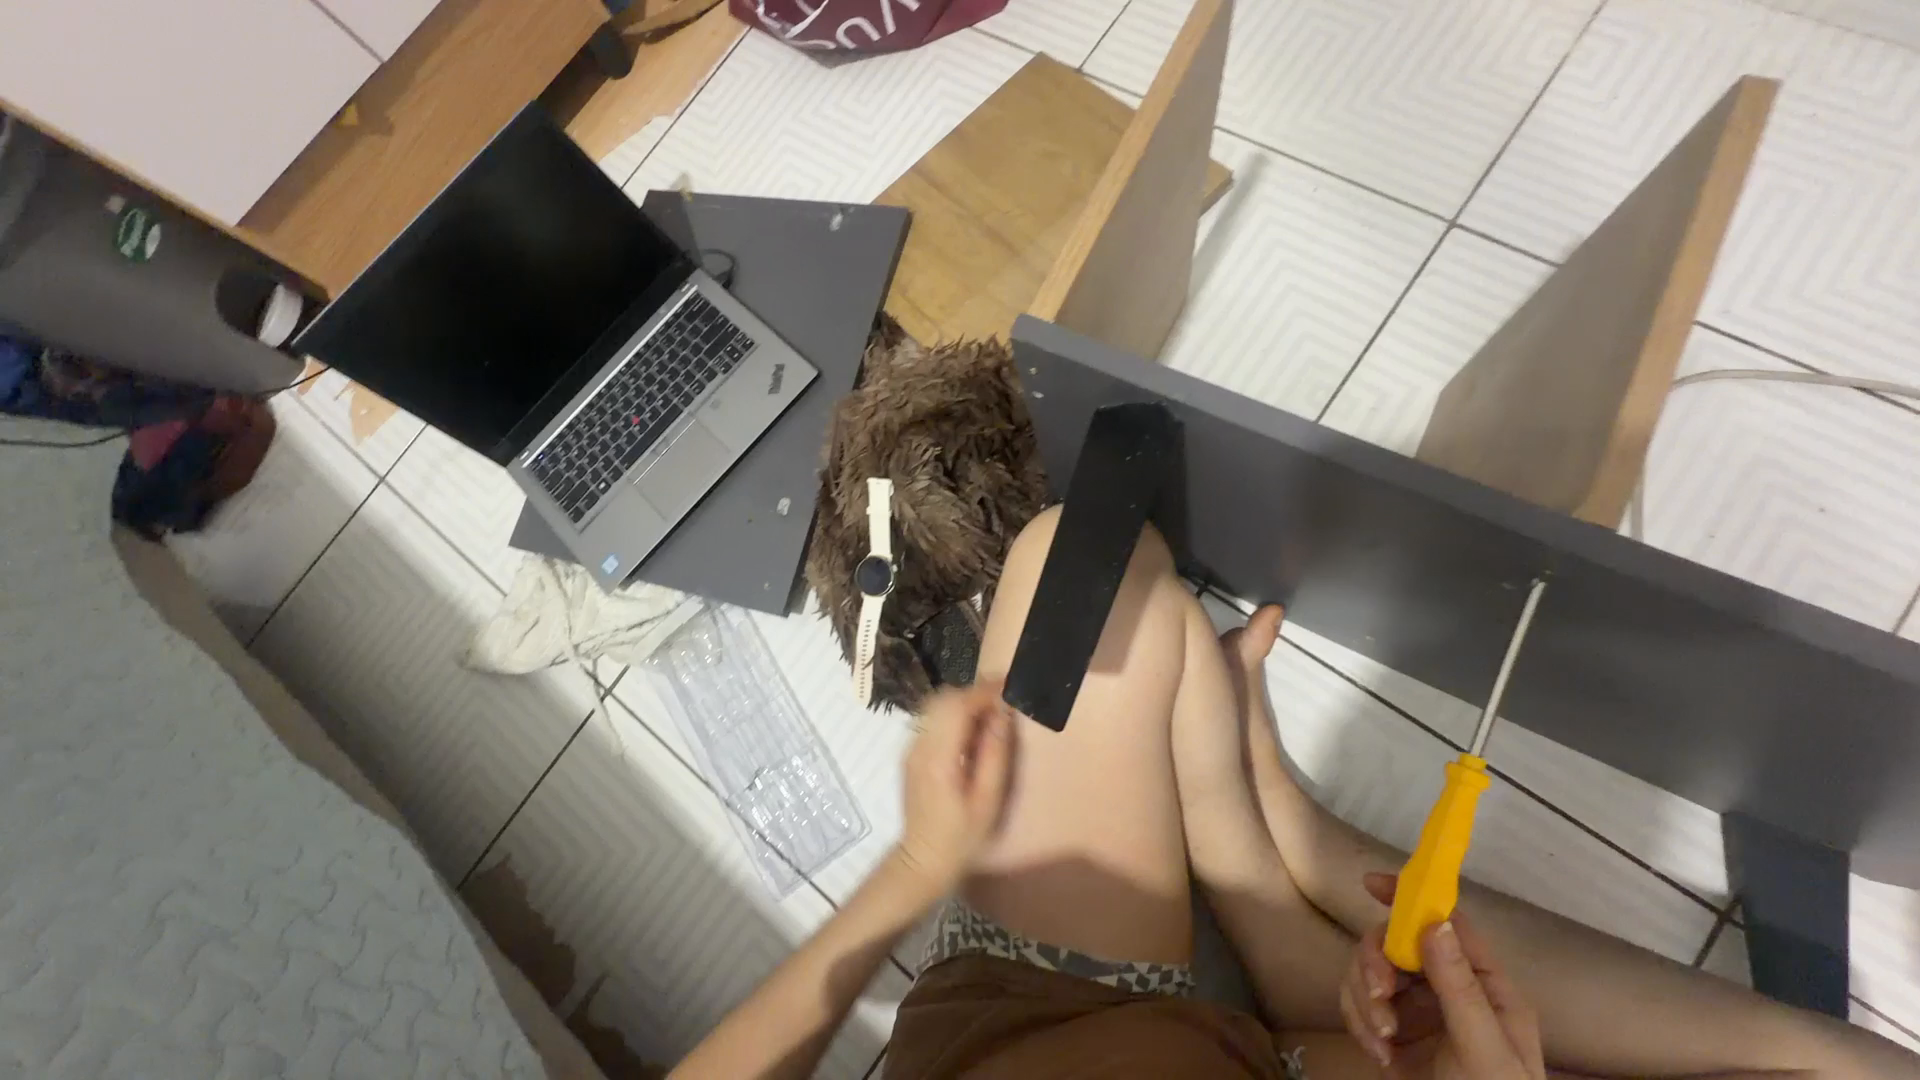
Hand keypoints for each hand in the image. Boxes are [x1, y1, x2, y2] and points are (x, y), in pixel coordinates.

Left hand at [891, 684, 1014, 902]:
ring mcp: (911, 747)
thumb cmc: (962, 835)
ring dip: (964, 701)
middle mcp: (919, 745)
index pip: (958, 706)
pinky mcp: (911, 752)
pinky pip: (932, 719)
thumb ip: (995, 752)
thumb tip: (1003, 712)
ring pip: (936, 705)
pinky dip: (953, 713)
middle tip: (1004, 700)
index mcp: (939, 757)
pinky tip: (971, 730)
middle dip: (975, 692)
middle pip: (944, 698)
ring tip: (991, 713)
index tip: (1009, 687)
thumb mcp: (988, 798)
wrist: (923, 858)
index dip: (984, 692)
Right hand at [1341, 874, 1544, 1079]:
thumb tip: (1433, 921)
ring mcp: (1418, 1011)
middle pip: (1395, 943)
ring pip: (1370, 971)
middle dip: (1376, 963)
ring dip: (1365, 1000)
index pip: (1446, 924)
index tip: (1369, 884)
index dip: (1411, 898)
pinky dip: (1358, 1022)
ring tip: (1381, 1040)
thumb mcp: (1483, 1051)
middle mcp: (1448, 990)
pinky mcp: (1391, 1032)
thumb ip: (1459, 987)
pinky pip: (1358, 1003)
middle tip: (1377, 994)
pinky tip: (1377, 1054)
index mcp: (1485, 987)